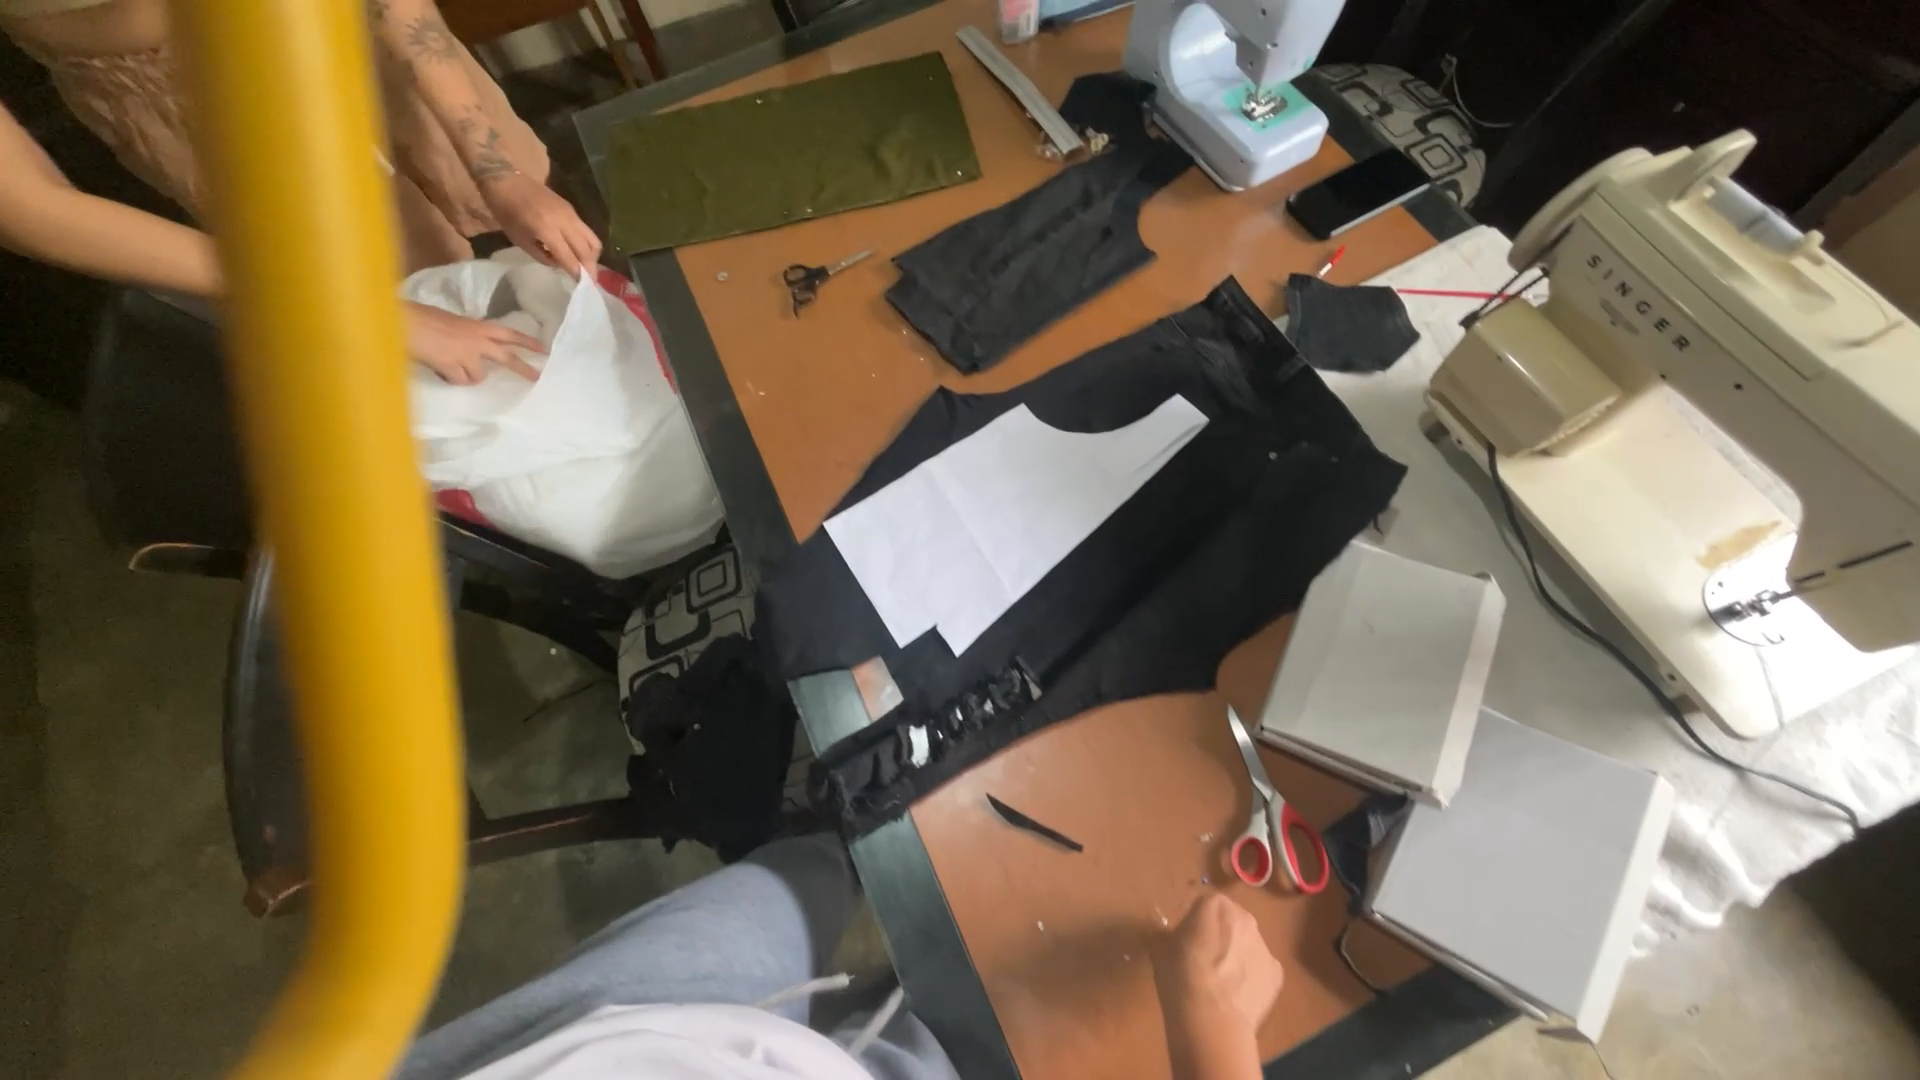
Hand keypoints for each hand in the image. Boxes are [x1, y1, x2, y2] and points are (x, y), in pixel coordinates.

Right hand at [405, 301, 543, 384]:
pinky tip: (439, 372)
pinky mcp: (453, 367)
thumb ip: (461, 333)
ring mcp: (466, 355)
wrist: (400, 321)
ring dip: (466, 376)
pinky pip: (460, 381)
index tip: (544, 349)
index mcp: (475, 326)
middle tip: (538, 378)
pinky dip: (451, 380)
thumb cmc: (417, 315)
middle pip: (508, 358)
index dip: (527, 342)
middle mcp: (477, 341)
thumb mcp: (447, 321)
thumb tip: (461, 345)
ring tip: (449, 369)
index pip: (508, 333)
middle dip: (524, 369)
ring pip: (478, 376)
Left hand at [476, 170, 601, 277]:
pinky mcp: (572, 210)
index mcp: (546, 230)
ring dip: (592, 256)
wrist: (505, 179)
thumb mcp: (520, 239)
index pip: (570, 258)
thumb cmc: (505, 211)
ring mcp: (571, 214)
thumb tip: (561, 265)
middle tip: (590, 281)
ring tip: (586, 265)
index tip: (583, 287)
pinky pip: (587, 231)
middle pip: (587, 251)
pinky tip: (579, 250)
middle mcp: (564, 222)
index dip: (578, 274)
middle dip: (590, 268)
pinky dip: (587, 245)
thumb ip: (543, 256)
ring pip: (593, 240)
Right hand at [1152, 892, 1284, 1031]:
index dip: (1191, 920)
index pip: (1202, 904)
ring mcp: (1264, 947)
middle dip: (1218, 933)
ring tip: (1220, 980)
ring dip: (1236, 954)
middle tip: (1202, 956)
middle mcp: (1244, 919)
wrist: (1212, 1021)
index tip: (1183, 938)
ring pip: (1247, 945)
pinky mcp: (1277, 976)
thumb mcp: (1159, 946)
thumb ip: (1167, 932)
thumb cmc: (1180, 975)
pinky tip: (1236, 994)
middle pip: (1229, 920)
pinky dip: (1251, 977)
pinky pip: (1260, 969)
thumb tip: (1169, 934)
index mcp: (1214, 904)